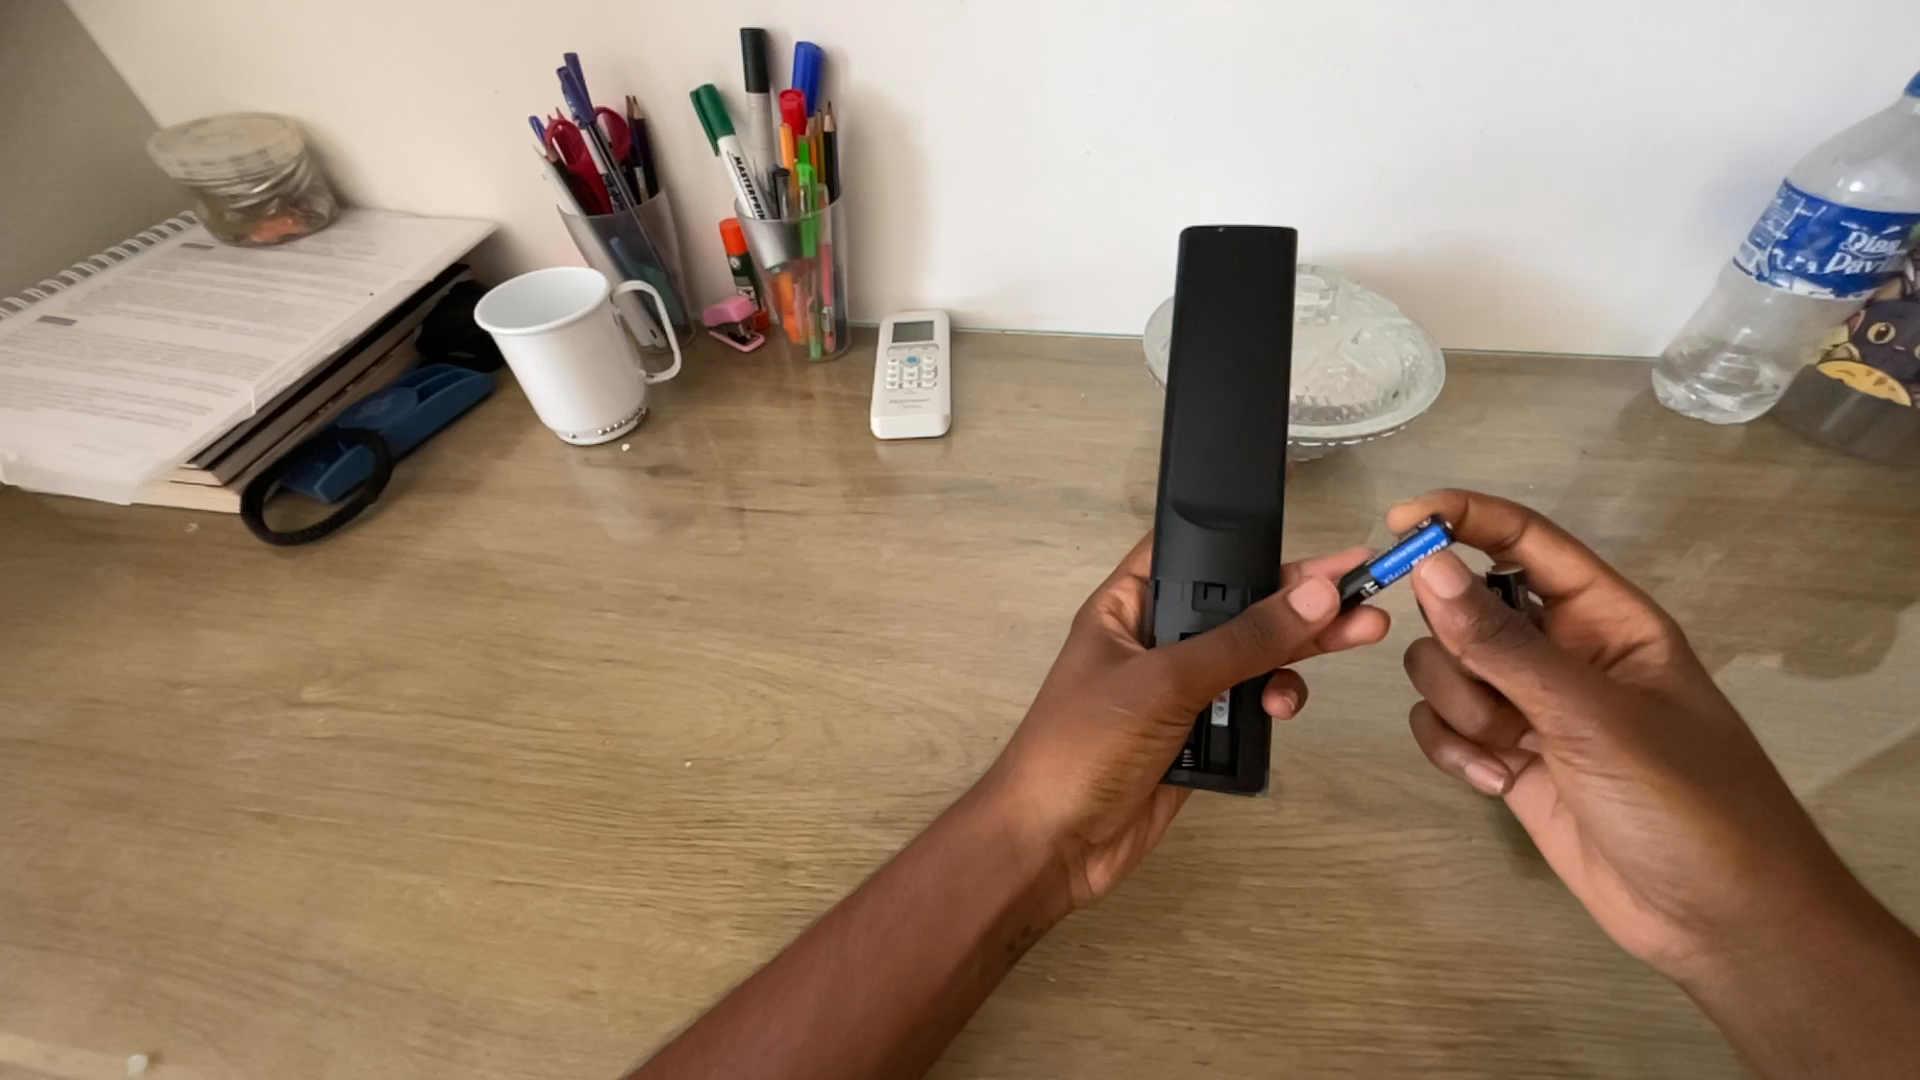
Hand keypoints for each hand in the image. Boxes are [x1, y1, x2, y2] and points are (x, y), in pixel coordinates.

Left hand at [982, 535, 1389, 908]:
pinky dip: (1271, 702)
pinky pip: (1246, 706)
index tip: (1304, 534)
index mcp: (1125, 607)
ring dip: (1295, 651)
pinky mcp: (1196, 736)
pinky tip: (1284, 706)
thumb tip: (1318, 592)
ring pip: (1247, 657)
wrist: (1055, 842)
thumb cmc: (1087, 743)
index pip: (1187, 554)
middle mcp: (1154, 640)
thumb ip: (1241, 640)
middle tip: (1364, 584)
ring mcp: (1177, 690)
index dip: (1240, 539)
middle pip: (1232, 606)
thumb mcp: (1163, 682)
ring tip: (1358, 635)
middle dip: (1293, 597)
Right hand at [1392, 490, 1875, 979]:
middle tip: (1476, 678)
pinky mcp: (1496, 747)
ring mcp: (1521, 701)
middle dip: (1454, 643)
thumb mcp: (1591, 715)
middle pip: (1462, 606)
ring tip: (1508, 749)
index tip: (1400, 521)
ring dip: (1459, 707)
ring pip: (1438, 666)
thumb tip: (1426, 567)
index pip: (1523, 542)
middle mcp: (1554, 651)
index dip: (1463, 518)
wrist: (1714, 923)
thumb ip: (1501, 644)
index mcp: (1601, 619)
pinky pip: (1436, 720)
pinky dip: (1451, 747)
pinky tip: (1495, 780)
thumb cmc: (1687, 802)